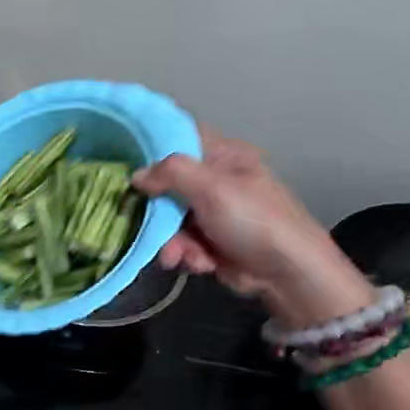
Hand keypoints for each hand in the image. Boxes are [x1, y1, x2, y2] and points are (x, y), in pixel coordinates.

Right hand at [134, 131, 376, 327]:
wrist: (286, 272)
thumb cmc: (255, 220)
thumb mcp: (213, 188)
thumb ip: (172, 173)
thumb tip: (137, 175)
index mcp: (222, 156)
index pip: (180, 138)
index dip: (151, 146)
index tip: (123, 158)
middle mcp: (215, 181)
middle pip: (167, 187)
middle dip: (158, 213)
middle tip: (149, 226)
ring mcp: (212, 214)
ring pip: (170, 221)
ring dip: (172, 242)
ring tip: (179, 257)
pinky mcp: (210, 243)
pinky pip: (182, 244)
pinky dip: (186, 256)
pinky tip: (199, 264)